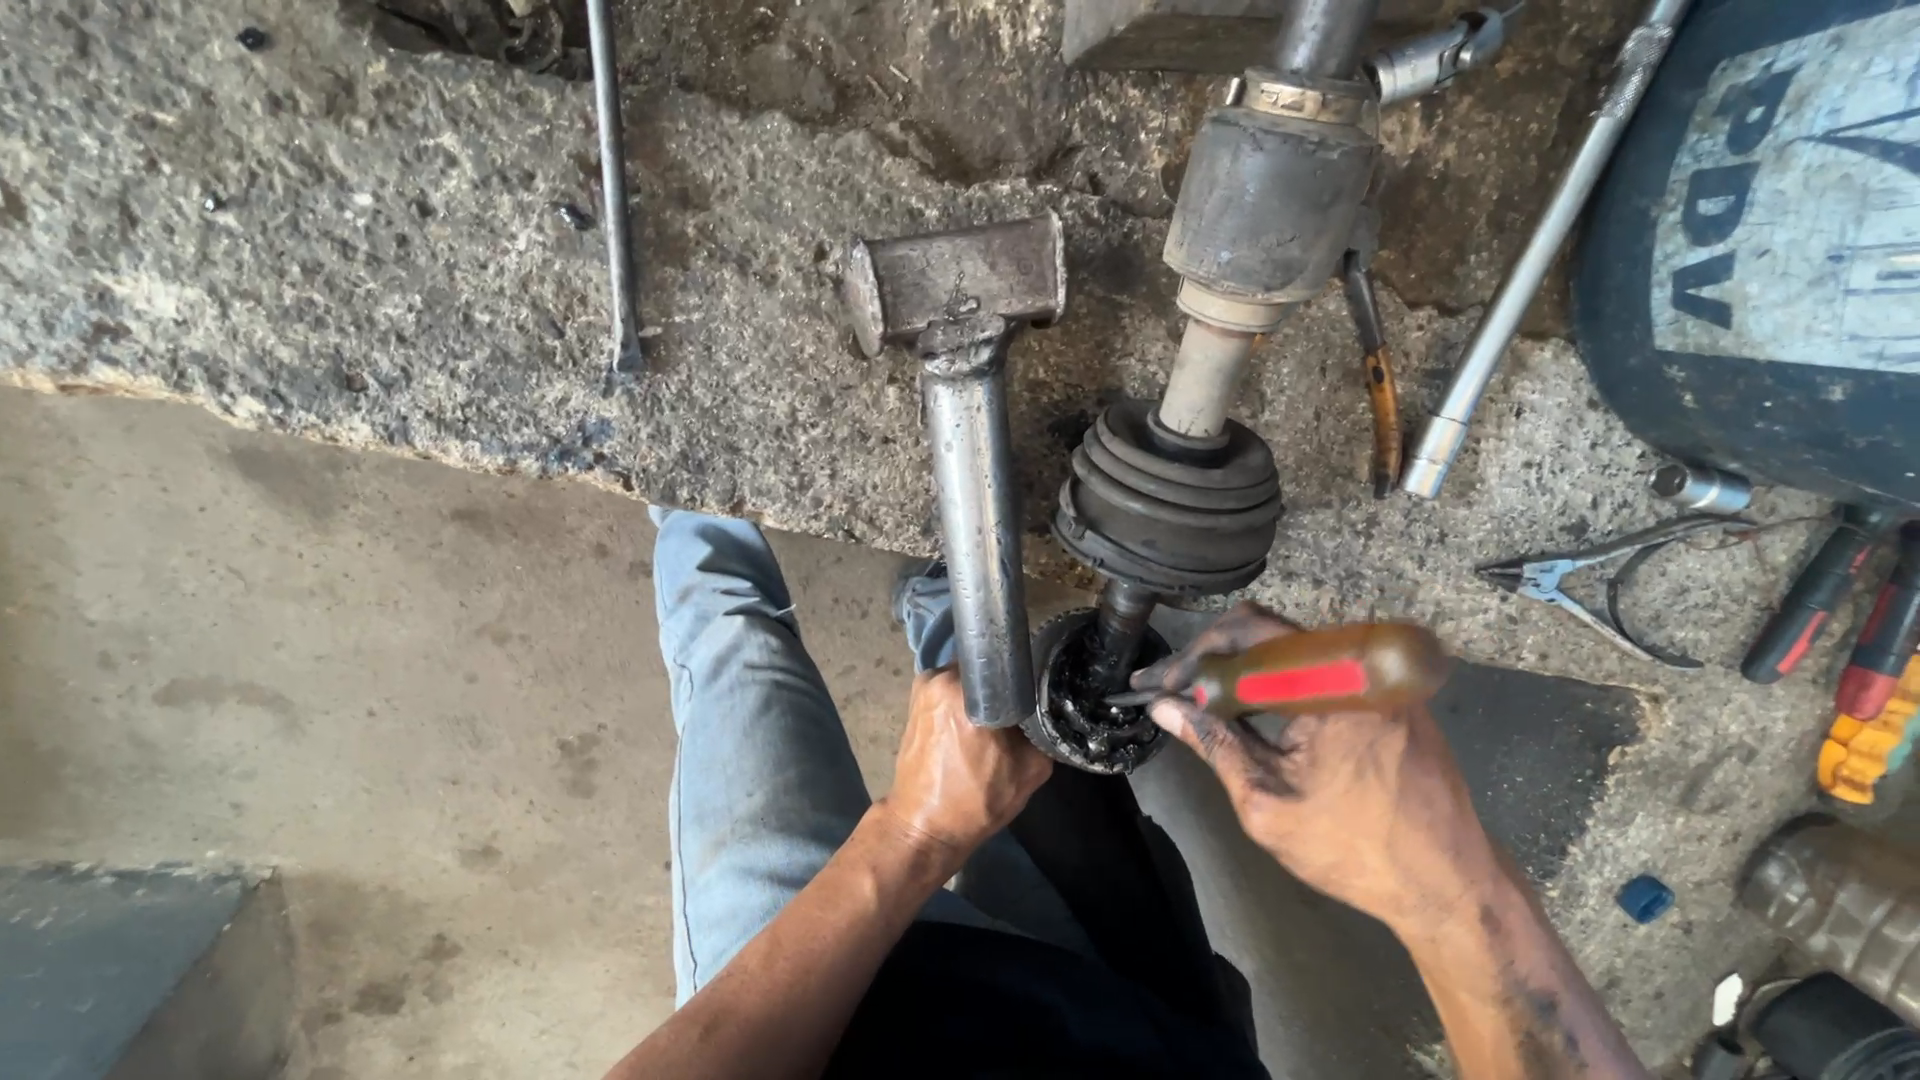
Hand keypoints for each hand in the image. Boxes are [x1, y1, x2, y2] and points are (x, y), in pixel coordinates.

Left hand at [877, 668, 1052, 861]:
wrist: (925, 826)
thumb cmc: (976, 801)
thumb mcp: (1030, 770)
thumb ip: (1043, 731)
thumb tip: (1045, 710)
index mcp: (966, 694)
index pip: (1008, 665)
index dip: (1026, 675)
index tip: (1037, 690)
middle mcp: (940, 679)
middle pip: (985, 667)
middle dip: (1002, 684)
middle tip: (1019, 707)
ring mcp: (923, 686)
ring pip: (967, 675)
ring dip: (982, 692)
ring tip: (998, 716)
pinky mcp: (914, 698)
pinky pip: (950, 687)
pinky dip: (963, 699)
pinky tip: (975, 721)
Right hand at [1138, 604, 1504, 942]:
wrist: (1450, 883)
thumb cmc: (1354, 849)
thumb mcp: (1266, 801)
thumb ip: (1214, 743)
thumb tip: (1164, 707)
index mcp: (1329, 685)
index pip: (1244, 637)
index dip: (1192, 658)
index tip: (1160, 687)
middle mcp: (1359, 664)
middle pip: (1266, 630)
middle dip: (1211, 655)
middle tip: (1173, 687)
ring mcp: (1380, 675)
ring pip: (1291, 644)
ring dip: (1242, 664)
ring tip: (1202, 695)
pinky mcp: (1390, 691)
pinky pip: (1320, 663)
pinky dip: (1277, 675)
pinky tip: (1250, 704)